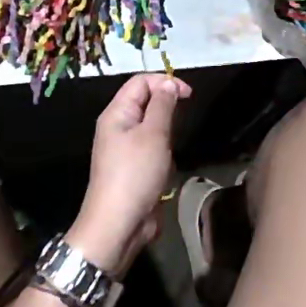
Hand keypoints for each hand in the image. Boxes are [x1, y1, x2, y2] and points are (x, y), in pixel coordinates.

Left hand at [71, 73, 189, 273]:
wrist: (119, 225)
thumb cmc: (135, 173)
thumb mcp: (153, 134)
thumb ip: (162, 105)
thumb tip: (168, 83)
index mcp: (116, 113)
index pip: (140, 82)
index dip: (164, 81)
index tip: (188, 95)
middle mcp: (118, 127)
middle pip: (146, 103)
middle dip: (167, 112)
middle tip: (177, 128)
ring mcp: (125, 148)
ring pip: (153, 128)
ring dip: (167, 138)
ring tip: (167, 155)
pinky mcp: (135, 168)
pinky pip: (154, 151)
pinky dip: (164, 157)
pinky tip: (165, 172)